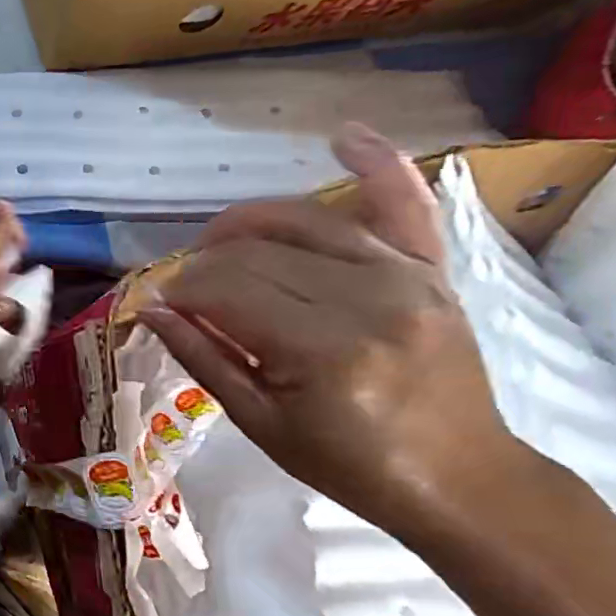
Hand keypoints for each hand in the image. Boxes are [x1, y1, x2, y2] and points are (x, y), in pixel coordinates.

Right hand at [140, 124, 523, 532]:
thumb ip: (205, 359)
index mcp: (323, 351)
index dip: (182, 288)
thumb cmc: (352, 467)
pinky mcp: (431, 269)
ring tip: (217, 243)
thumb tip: (154, 309)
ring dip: (248, 223)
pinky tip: (342, 136)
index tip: (160, 303)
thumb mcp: (263, 426)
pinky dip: (376, 165)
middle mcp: (367, 299)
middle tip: (186, 288)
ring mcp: (406, 276)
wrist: (461, 479)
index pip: (228, 288)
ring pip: (305, 220)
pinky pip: (402, 204)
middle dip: (205, 263)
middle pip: (259, 250)